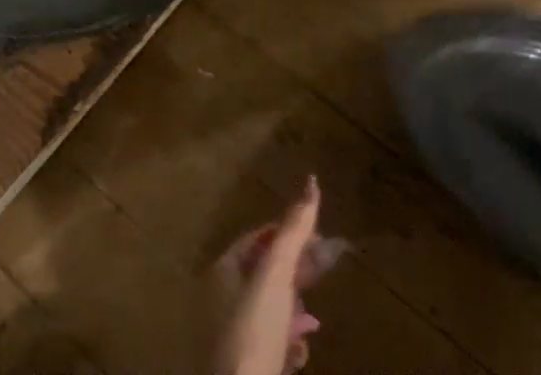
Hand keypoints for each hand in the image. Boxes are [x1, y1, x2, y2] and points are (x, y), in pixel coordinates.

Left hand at [214, 176, 330, 374]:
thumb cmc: (254, 329)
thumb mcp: (276, 276)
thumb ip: (293, 231)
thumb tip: (311, 183)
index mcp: (222, 270)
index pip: (259, 238)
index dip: (289, 235)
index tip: (319, 242)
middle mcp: (219, 297)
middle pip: (265, 273)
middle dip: (296, 275)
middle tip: (320, 278)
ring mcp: (228, 332)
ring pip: (270, 308)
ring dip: (295, 311)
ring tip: (310, 323)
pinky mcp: (240, 360)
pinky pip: (268, 339)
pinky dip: (287, 340)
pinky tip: (298, 351)